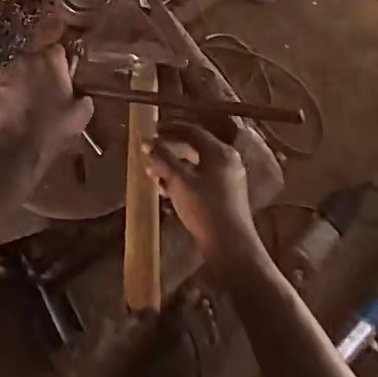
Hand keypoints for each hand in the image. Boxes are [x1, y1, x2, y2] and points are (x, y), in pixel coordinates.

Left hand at [0, 45, 92, 161]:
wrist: (16, 151)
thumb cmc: (52, 130)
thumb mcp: (81, 115)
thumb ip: (83, 98)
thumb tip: (82, 97)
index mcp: (50, 60)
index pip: (58, 51)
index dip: (61, 65)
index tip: (63, 79)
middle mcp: (26, 59)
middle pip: (34, 58)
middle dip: (39, 71)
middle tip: (45, 91)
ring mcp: (4, 72)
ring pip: (16, 70)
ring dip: (21, 80)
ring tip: (25, 101)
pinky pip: (1, 85)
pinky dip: (5, 93)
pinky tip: (10, 110)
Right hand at [147, 122, 263, 270]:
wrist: (230, 247)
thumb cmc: (204, 208)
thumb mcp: (179, 180)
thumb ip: (162, 158)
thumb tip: (146, 142)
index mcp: (220, 151)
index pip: (192, 131)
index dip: (169, 129)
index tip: (151, 131)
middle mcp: (226, 161)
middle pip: (193, 148)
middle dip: (169, 152)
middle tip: (149, 155)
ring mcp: (227, 180)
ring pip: (195, 166)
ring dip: (173, 169)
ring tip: (154, 177)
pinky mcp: (224, 197)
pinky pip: (199, 181)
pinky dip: (182, 182)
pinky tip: (166, 192)